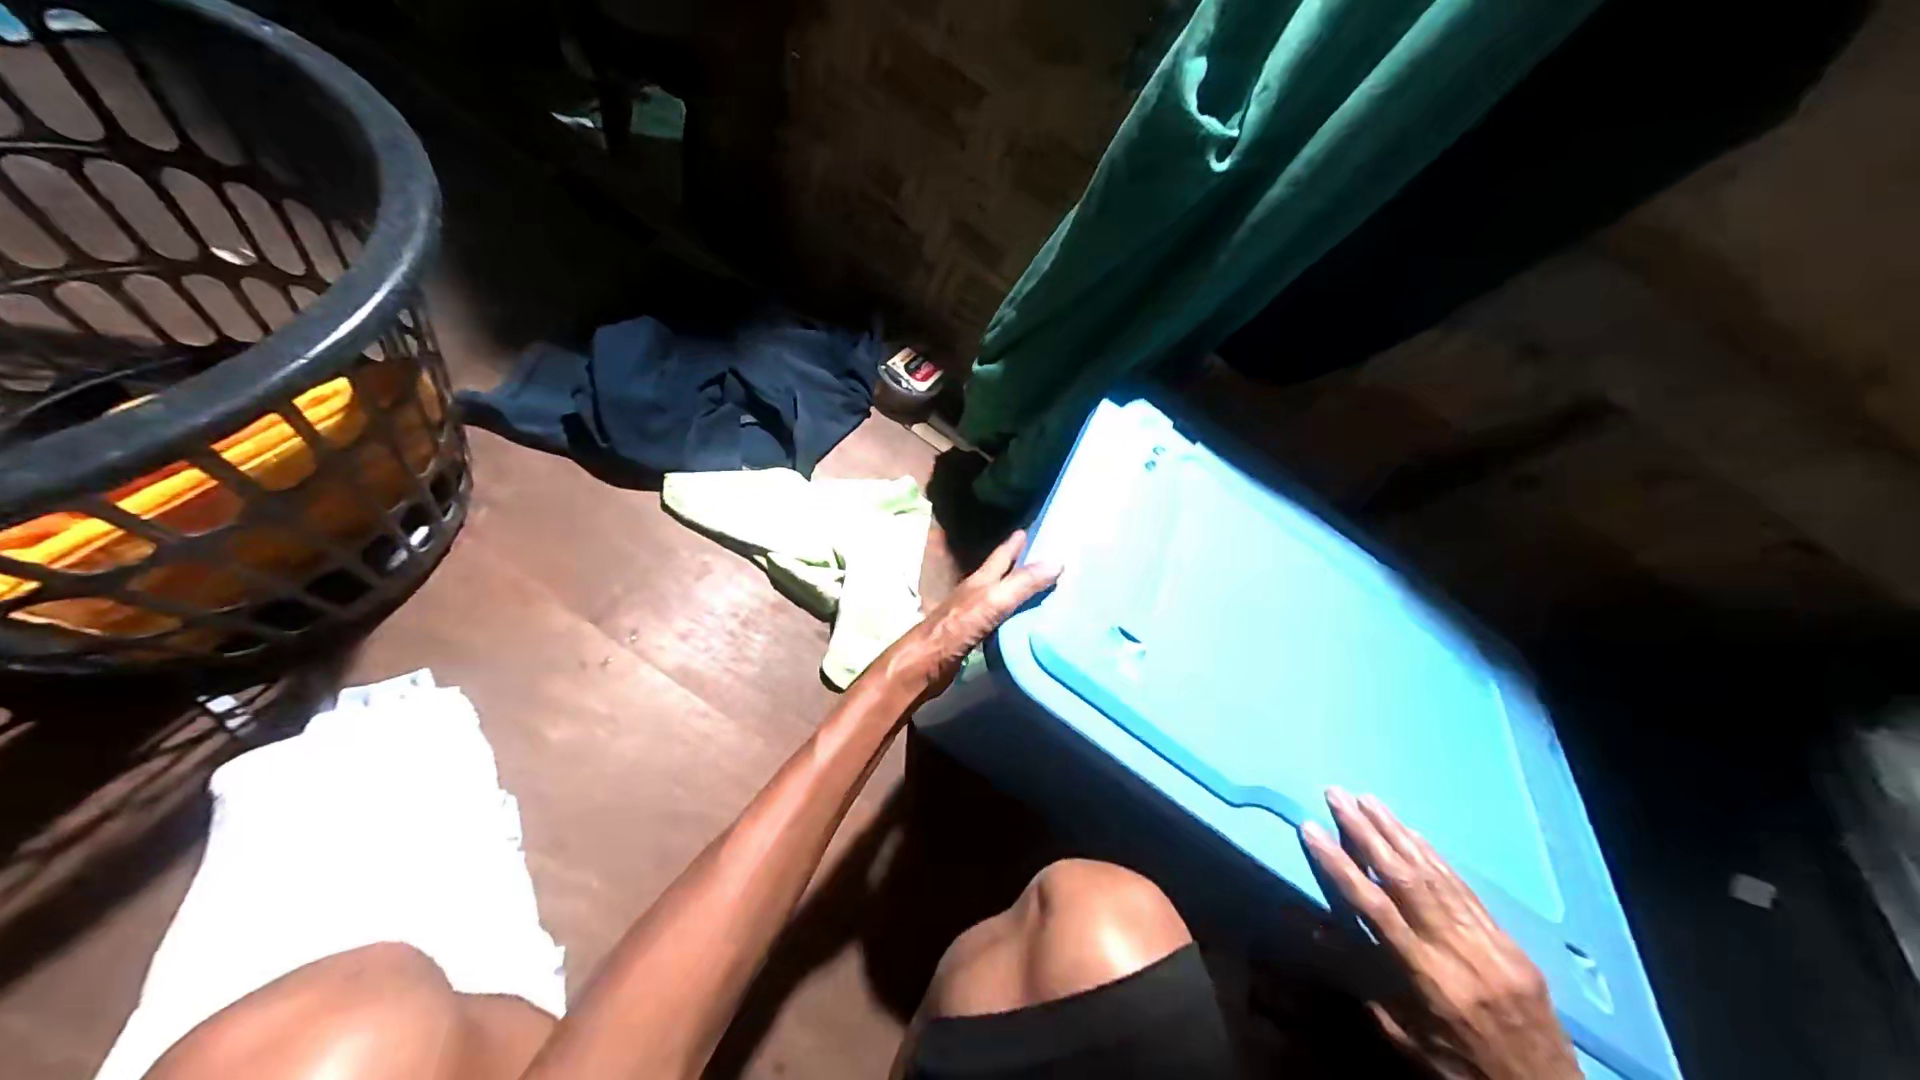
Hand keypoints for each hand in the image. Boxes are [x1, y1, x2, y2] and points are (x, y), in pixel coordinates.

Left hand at [874, 530, 1060, 701]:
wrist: (924, 664)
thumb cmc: (956, 628)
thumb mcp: (992, 601)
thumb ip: (1022, 584)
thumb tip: (1057, 561)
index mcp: (979, 580)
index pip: (1001, 555)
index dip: (1015, 542)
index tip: (1032, 529)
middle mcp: (975, 593)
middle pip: (1000, 573)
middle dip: (1018, 562)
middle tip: (1043, 555)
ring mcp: (972, 615)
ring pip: (999, 596)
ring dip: (1016, 589)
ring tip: (1039, 587)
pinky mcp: (972, 638)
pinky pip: (999, 620)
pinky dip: (1012, 616)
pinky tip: (1022, 622)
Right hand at [1303, 789, 1579, 1079]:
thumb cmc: (1460, 1070)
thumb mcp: (1404, 1037)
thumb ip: (1362, 978)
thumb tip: (1312, 927)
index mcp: (1427, 980)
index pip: (1372, 908)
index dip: (1338, 865)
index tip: (1310, 829)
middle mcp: (1458, 953)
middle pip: (1404, 879)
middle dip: (1366, 832)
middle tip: (1337, 795)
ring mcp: (1489, 945)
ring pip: (1435, 876)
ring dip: (1397, 832)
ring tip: (1368, 799)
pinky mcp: (1511, 944)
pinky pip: (1466, 891)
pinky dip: (1436, 858)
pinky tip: (1414, 833)